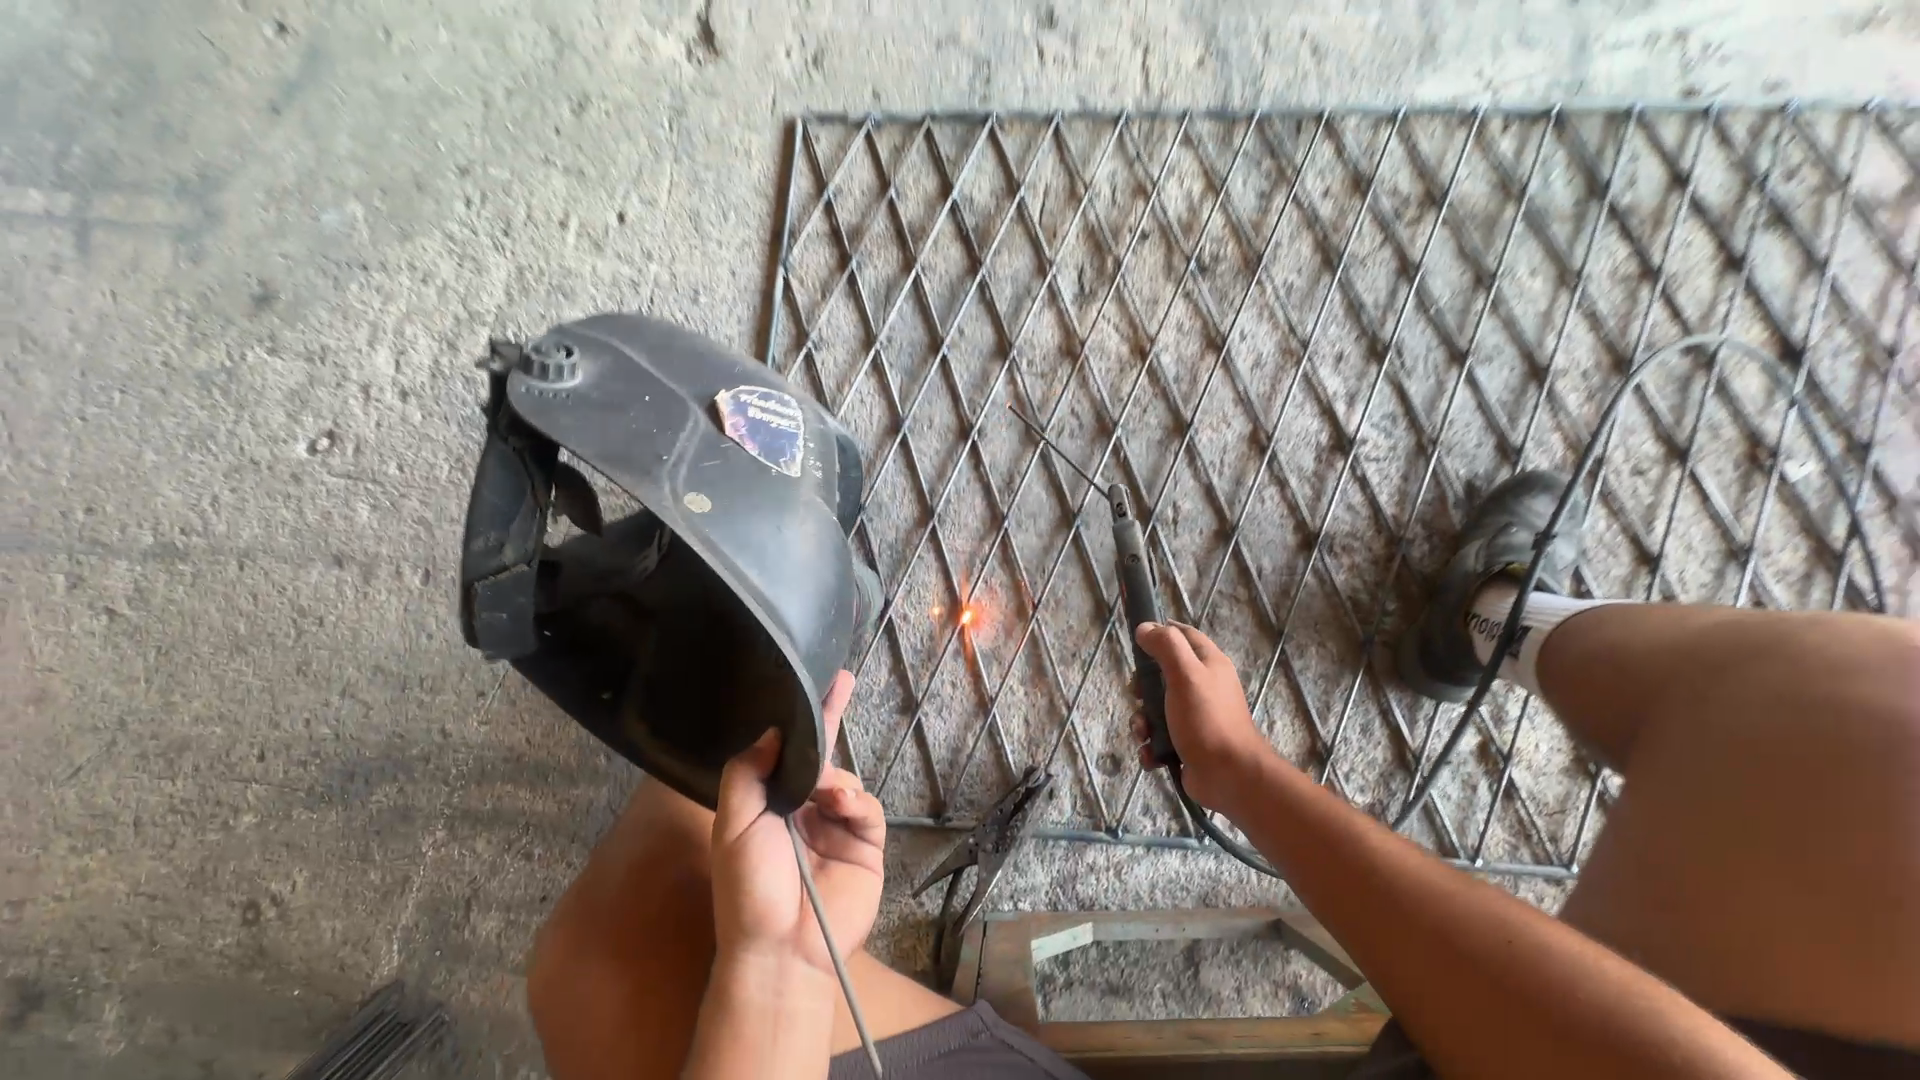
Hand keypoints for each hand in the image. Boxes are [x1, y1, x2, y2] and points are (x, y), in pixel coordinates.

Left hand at [710, 670, 885, 976]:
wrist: (782, 946)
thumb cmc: (748, 887)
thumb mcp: (732, 824)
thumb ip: (747, 772)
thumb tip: (772, 732)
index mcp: (771, 805)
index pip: (788, 753)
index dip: (803, 719)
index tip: (818, 681)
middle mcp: (804, 811)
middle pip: (823, 757)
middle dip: (830, 722)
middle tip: (842, 684)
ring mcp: (836, 828)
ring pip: (847, 779)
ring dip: (835, 778)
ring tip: (824, 795)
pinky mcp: (865, 844)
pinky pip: (868, 808)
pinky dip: (856, 800)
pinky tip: (840, 806)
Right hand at [1131, 622, 1275, 811]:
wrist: (1229, 776)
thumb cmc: (1207, 719)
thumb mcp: (1186, 674)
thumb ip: (1166, 646)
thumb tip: (1145, 627)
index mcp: (1209, 664)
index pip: (1183, 635)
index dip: (1161, 633)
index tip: (1138, 641)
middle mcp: (1203, 686)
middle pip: (1162, 674)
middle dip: (1143, 687)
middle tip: (1137, 695)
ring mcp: (1195, 716)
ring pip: (1156, 708)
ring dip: (1143, 721)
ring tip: (1143, 733)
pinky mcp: (1187, 743)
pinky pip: (1160, 737)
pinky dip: (1151, 746)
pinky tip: (1151, 753)